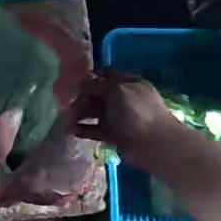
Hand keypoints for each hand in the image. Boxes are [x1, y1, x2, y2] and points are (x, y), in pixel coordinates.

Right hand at [72, 70, 186, 169]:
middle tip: (68, 104)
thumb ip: (99, 86)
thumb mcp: (117, 90)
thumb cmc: (137, 112)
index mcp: (129, 84)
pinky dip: (86, 129)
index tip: (75, 84)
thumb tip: (84, 85)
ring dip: (82, 114)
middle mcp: (124, 99)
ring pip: (97, 112)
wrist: (153, 144)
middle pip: (99, 95)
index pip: (107, 76)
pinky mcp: (116, 135)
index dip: (92, 78)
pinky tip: (73, 130)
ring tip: (67, 117)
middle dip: (83, 97)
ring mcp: (121, 118)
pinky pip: (97, 130)